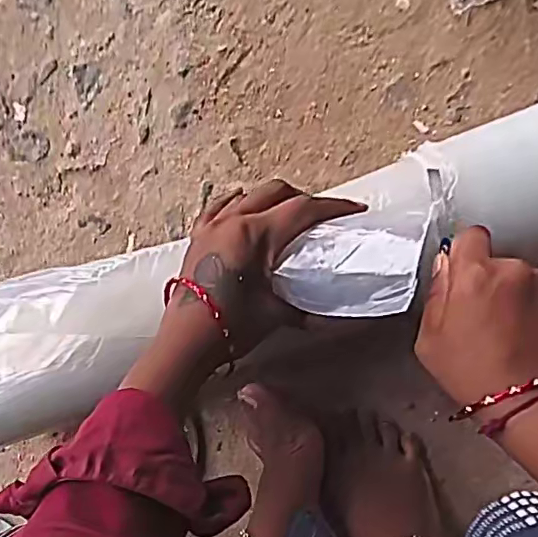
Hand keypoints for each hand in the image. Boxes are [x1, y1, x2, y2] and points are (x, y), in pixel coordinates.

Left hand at [169, 179, 365, 353]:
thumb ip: (303, 308)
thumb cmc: (229, 329)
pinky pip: (217, 209)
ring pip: (248, 196)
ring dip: (270, 200)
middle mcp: (232, 222)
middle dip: (302, 200)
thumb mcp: (274, 315)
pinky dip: (235, 204)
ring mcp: (211, 228)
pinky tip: (242, 205)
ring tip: (284, 215)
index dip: (331, 208)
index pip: (302, 210)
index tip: (352, 211)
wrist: (185, 344)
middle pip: (276, 193)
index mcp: (256, 234)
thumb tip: (328, 317)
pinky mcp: (197, 240)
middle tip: (319, 218)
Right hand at [413, 226, 537, 407]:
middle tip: (467, 316)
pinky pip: (526, 290)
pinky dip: (517, 305)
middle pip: (489, 259)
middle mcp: (510, 268)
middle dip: (478, 280)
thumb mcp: (428, 338)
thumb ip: (435, 295)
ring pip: (509, 275)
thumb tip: (443, 269)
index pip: (469, 236)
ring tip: (489, 329)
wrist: (519, 394)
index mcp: (474, 275)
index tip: (453, 275)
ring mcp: (536, 281)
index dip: (459, 253)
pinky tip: (507, 332)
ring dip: (499, 293)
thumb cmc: (470, 370)